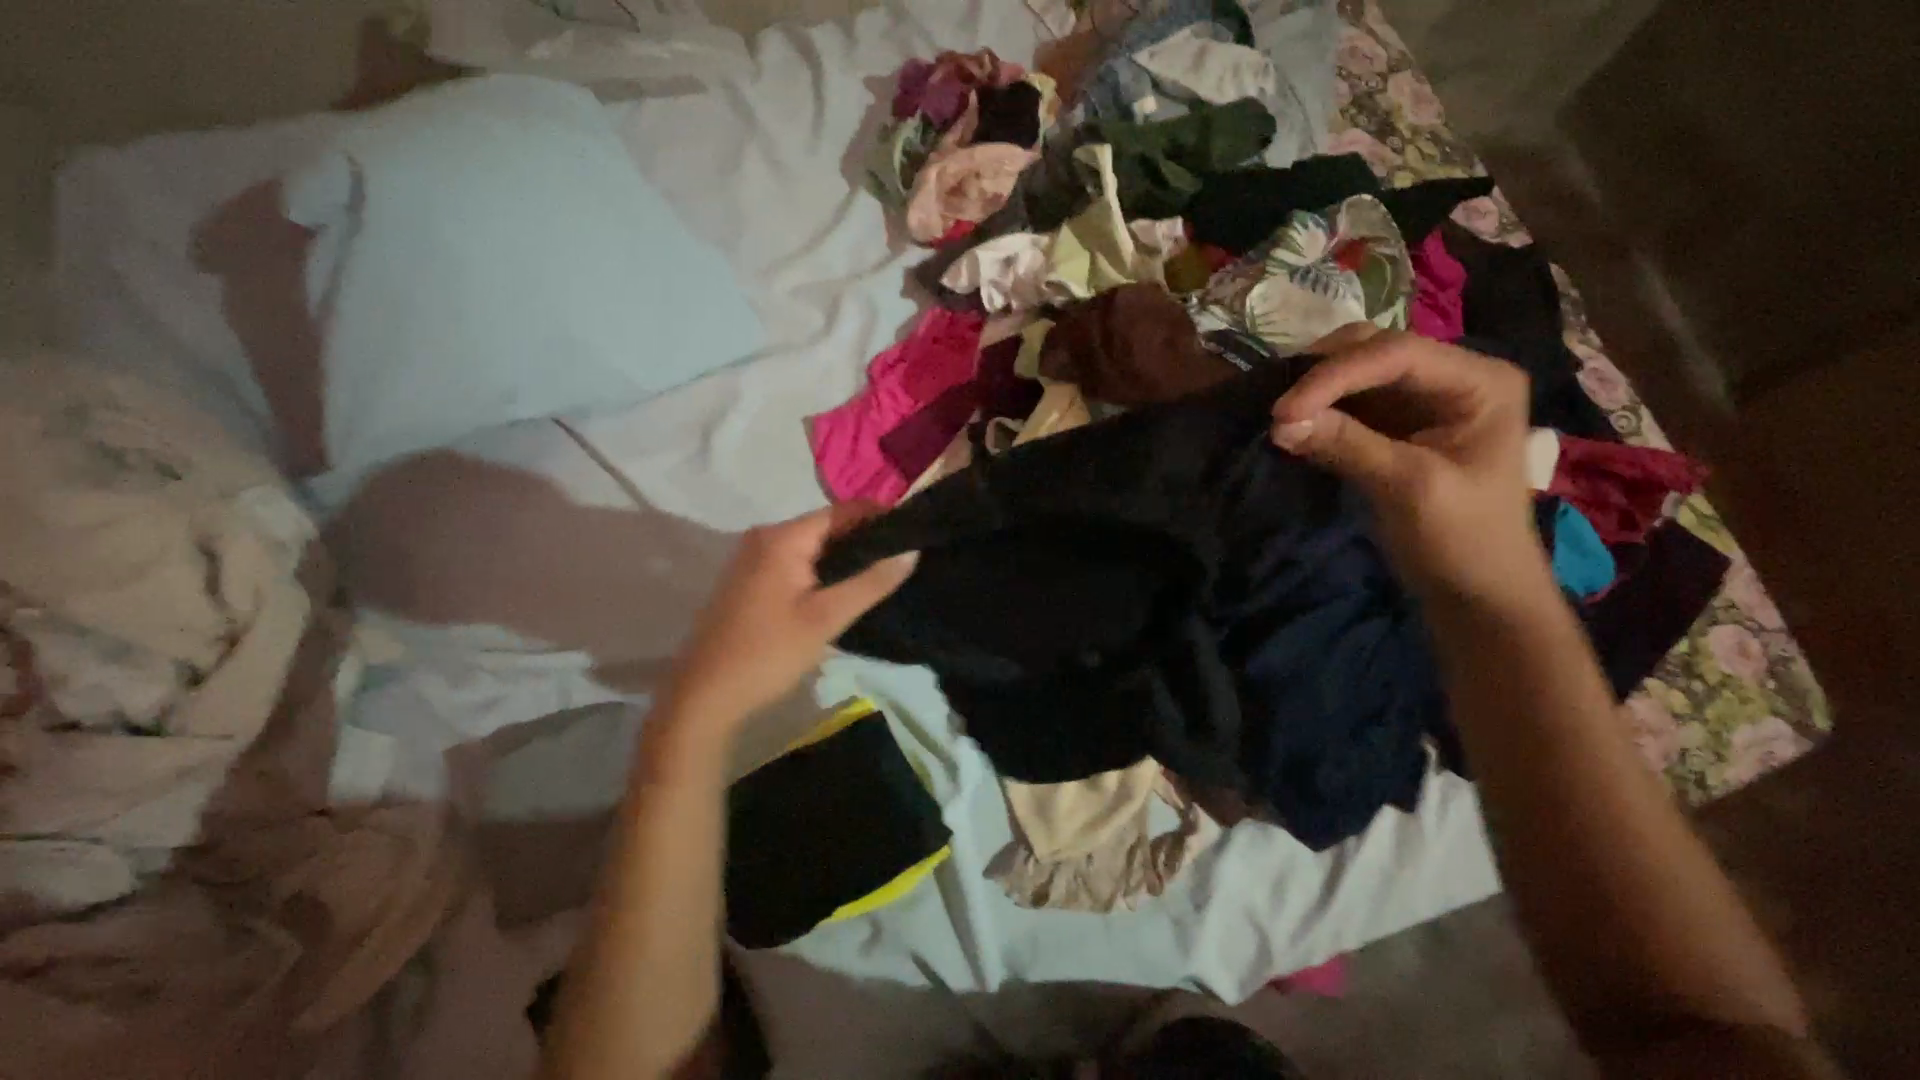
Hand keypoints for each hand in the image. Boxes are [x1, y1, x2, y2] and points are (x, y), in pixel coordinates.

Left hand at [662, 504, 917, 728]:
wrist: (705, 695)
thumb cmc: (768, 653)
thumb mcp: (826, 619)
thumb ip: (870, 582)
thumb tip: (911, 550)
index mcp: (782, 537)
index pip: (843, 510)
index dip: (881, 517)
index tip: (914, 534)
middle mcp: (765, 537)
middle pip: (827, 526)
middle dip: (865, 540)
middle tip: (904, 560)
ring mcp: (753, 559)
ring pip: (812, 547)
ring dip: (844, 558)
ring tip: (883, 576)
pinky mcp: (750, 581)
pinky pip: (796, 563)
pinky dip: (822, 572)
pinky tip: (844, 593)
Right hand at [1271, 326, 1552, 605]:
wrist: (1478, 594)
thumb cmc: (1464, 540)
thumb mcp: (1410, 489)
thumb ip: (1349, 446)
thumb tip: (1280, 421)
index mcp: (1479, 381)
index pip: (1396, 354)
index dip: (1335, 375)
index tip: (1284, 410)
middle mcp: (1453, 377)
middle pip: (1375, 350)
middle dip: (1323, 373)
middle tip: (1278, 408)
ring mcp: (1423, 401)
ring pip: (1356, 372)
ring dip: (1316, 389)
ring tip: (1280, 415)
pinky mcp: (1395, 426)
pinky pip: (1349, 403)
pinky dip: (1319, 410)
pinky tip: (1292, 424)